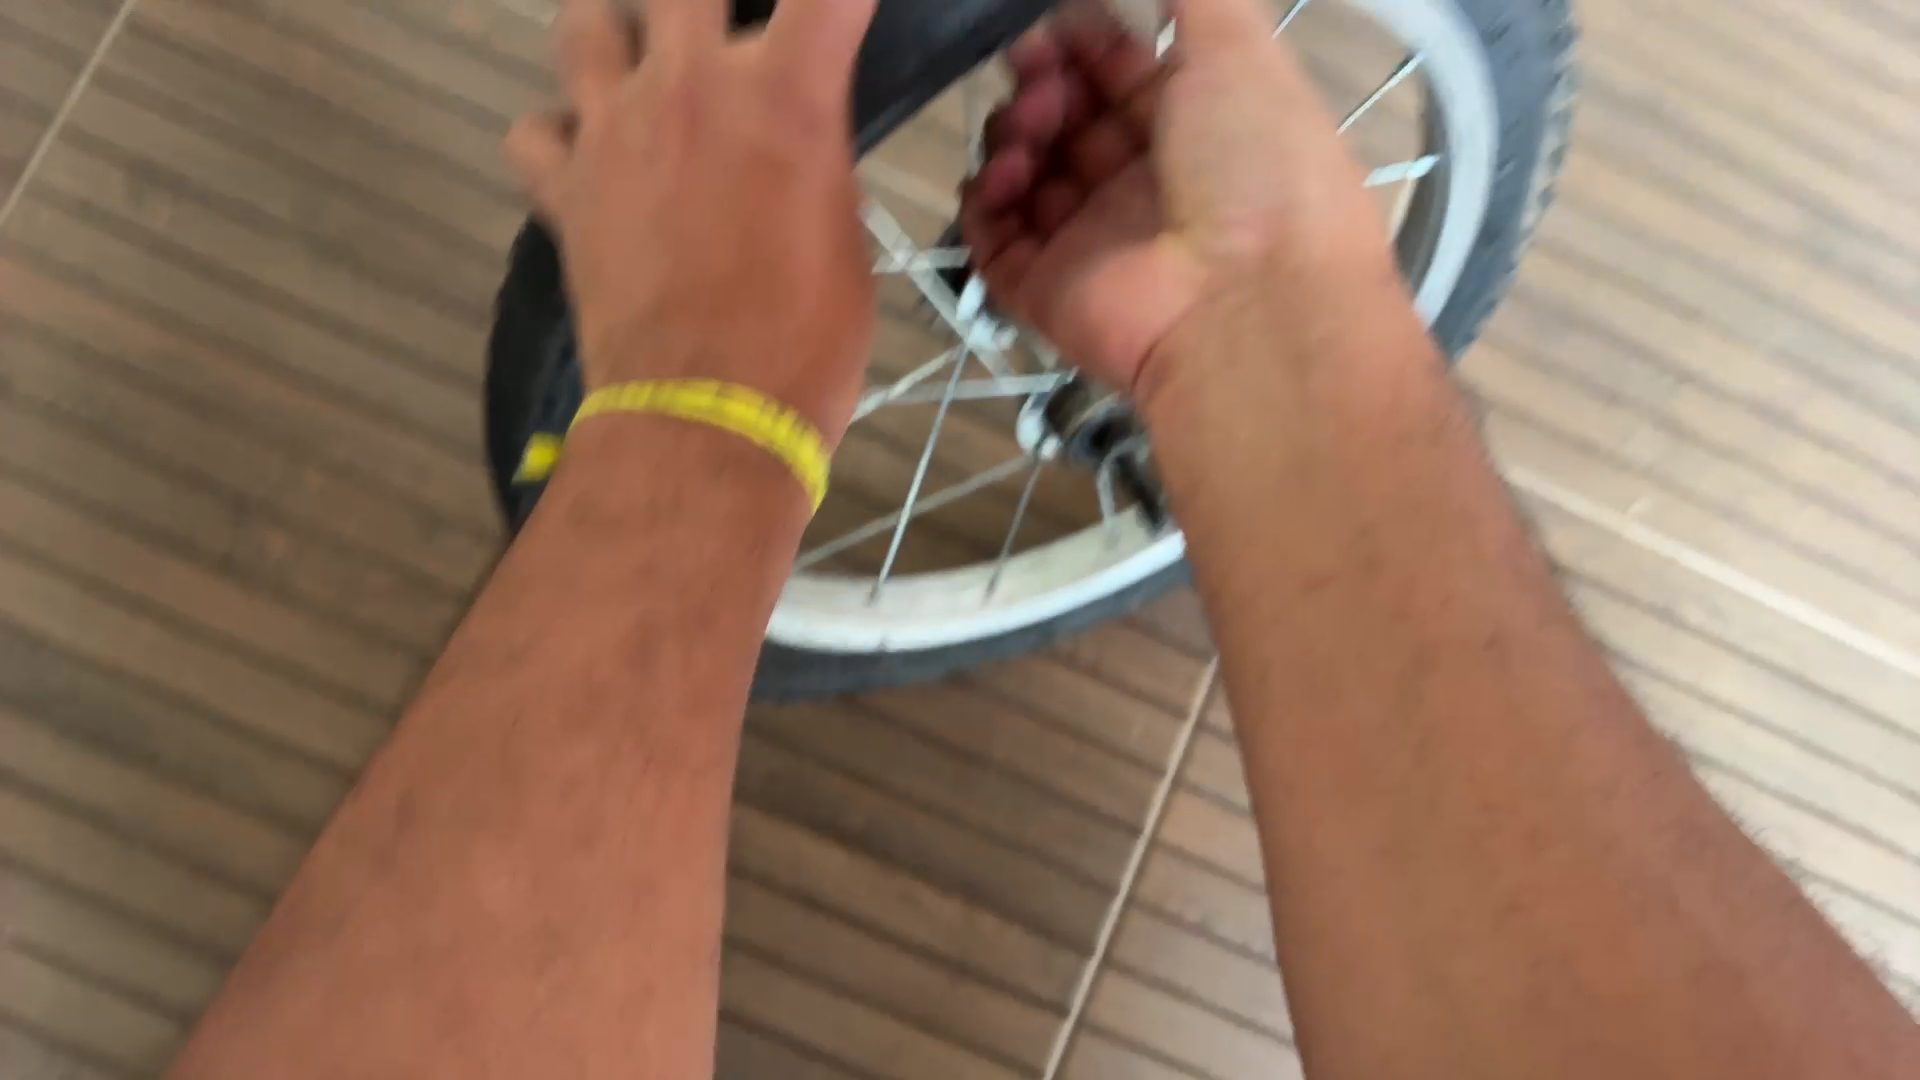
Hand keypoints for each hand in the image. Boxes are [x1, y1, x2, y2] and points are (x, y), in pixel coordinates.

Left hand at [507, 0, 878, 444]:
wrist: (715, 421)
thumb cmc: (809, 350)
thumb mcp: (845, 257)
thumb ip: (816, 183)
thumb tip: (792, 167)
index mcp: (787, 100)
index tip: (842, 16)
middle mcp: (691, 85)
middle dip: (713, 9)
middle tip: (729, 51)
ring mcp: (612, 130)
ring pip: (584, 22)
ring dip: (617, 42)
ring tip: (642, 85)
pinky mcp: (563, 190)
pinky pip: (535, 132)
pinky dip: (559, 140)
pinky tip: (587, 167)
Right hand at [960, 0, 1397, 398]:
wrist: (1243, 307)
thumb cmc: (1255, 168)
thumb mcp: (1241, 49)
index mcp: (1188, 134)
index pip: (1117, 80)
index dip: (1084, 47)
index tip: (1057, 28)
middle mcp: (1135, 191)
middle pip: (1064, 126)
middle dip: (1041, 88)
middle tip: (1038, 82)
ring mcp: (1086, 246)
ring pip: (1024, 181)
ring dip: (1011, 141)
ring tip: (1026, 136)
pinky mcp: (1044, 294)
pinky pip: (994, 246)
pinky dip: (982, 208)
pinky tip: (999, 181)